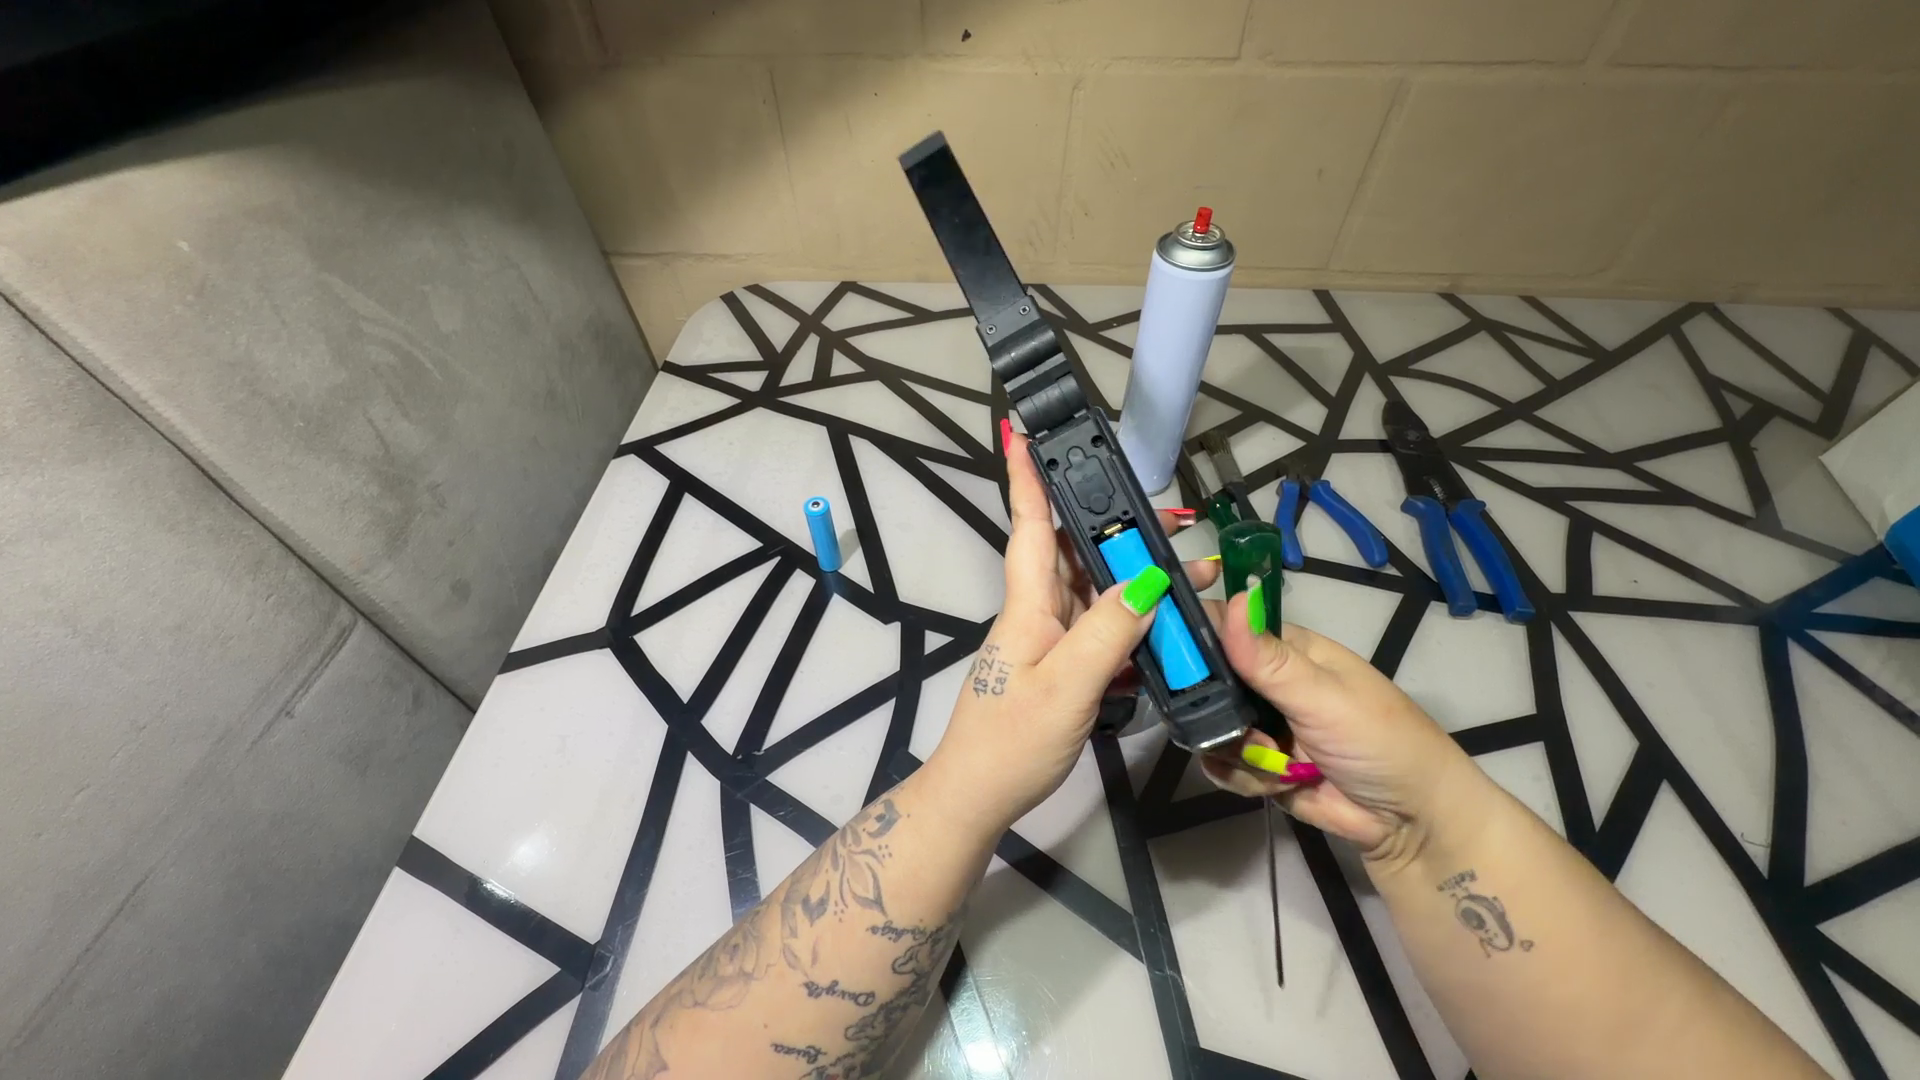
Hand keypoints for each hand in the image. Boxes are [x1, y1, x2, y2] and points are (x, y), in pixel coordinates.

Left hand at [925, 430, 1218, 829]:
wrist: (979, 796)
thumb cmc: (1011, 742)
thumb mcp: (1066, 687)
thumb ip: (1108, 633)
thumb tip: (1150, 582)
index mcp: (1028, 606)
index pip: (1027, 527)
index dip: (1027, 478)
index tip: (1022, 433)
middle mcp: (1038, 612)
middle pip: (1075, 553)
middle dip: (1119, 528)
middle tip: (1176, 515)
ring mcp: (1050, 640)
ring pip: (1096, 591)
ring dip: (1138, 577)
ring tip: (1196, 570)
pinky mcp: (1062, 665)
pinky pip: (1102, 628)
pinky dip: (1135, 620)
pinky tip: (1169, 623)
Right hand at [1201, 595, 1481, 866]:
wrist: (1409, 822)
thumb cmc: (1378, 741)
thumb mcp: (1322, 696)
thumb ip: (1268, 658)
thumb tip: (1236, 596)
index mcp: (1285, 650)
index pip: (1223, 625)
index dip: (1191, 635)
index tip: (1166, 654)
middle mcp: (1265, 683)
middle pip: (1204, 681)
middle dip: (1211, 709)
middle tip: (1238, 727)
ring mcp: (1258, 724)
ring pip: (1208, 726)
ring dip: (1234, 750)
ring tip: (1273, 763)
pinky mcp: (1256, 764)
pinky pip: (1220, 764)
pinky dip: (1239, 777)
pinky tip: (1271, 785)